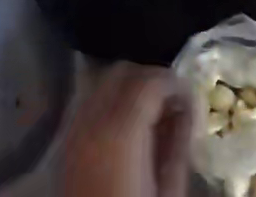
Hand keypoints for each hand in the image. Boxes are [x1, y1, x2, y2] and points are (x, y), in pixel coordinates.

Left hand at [59, 62, 193, 196]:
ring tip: (151, 115)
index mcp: (121, 130)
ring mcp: (72, 131)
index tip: (191, 97)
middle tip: (173, 103)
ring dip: (128, 88)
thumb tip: (188, 109)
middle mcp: (91, 120)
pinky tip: (125, 128)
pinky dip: (108, 102)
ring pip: (102, 83)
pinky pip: (87, 104)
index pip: (150, 80)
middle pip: (122, 71)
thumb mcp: (168, 194)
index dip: (175, 82)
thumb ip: (179, 144)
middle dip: (150, 78)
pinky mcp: (64, 146)